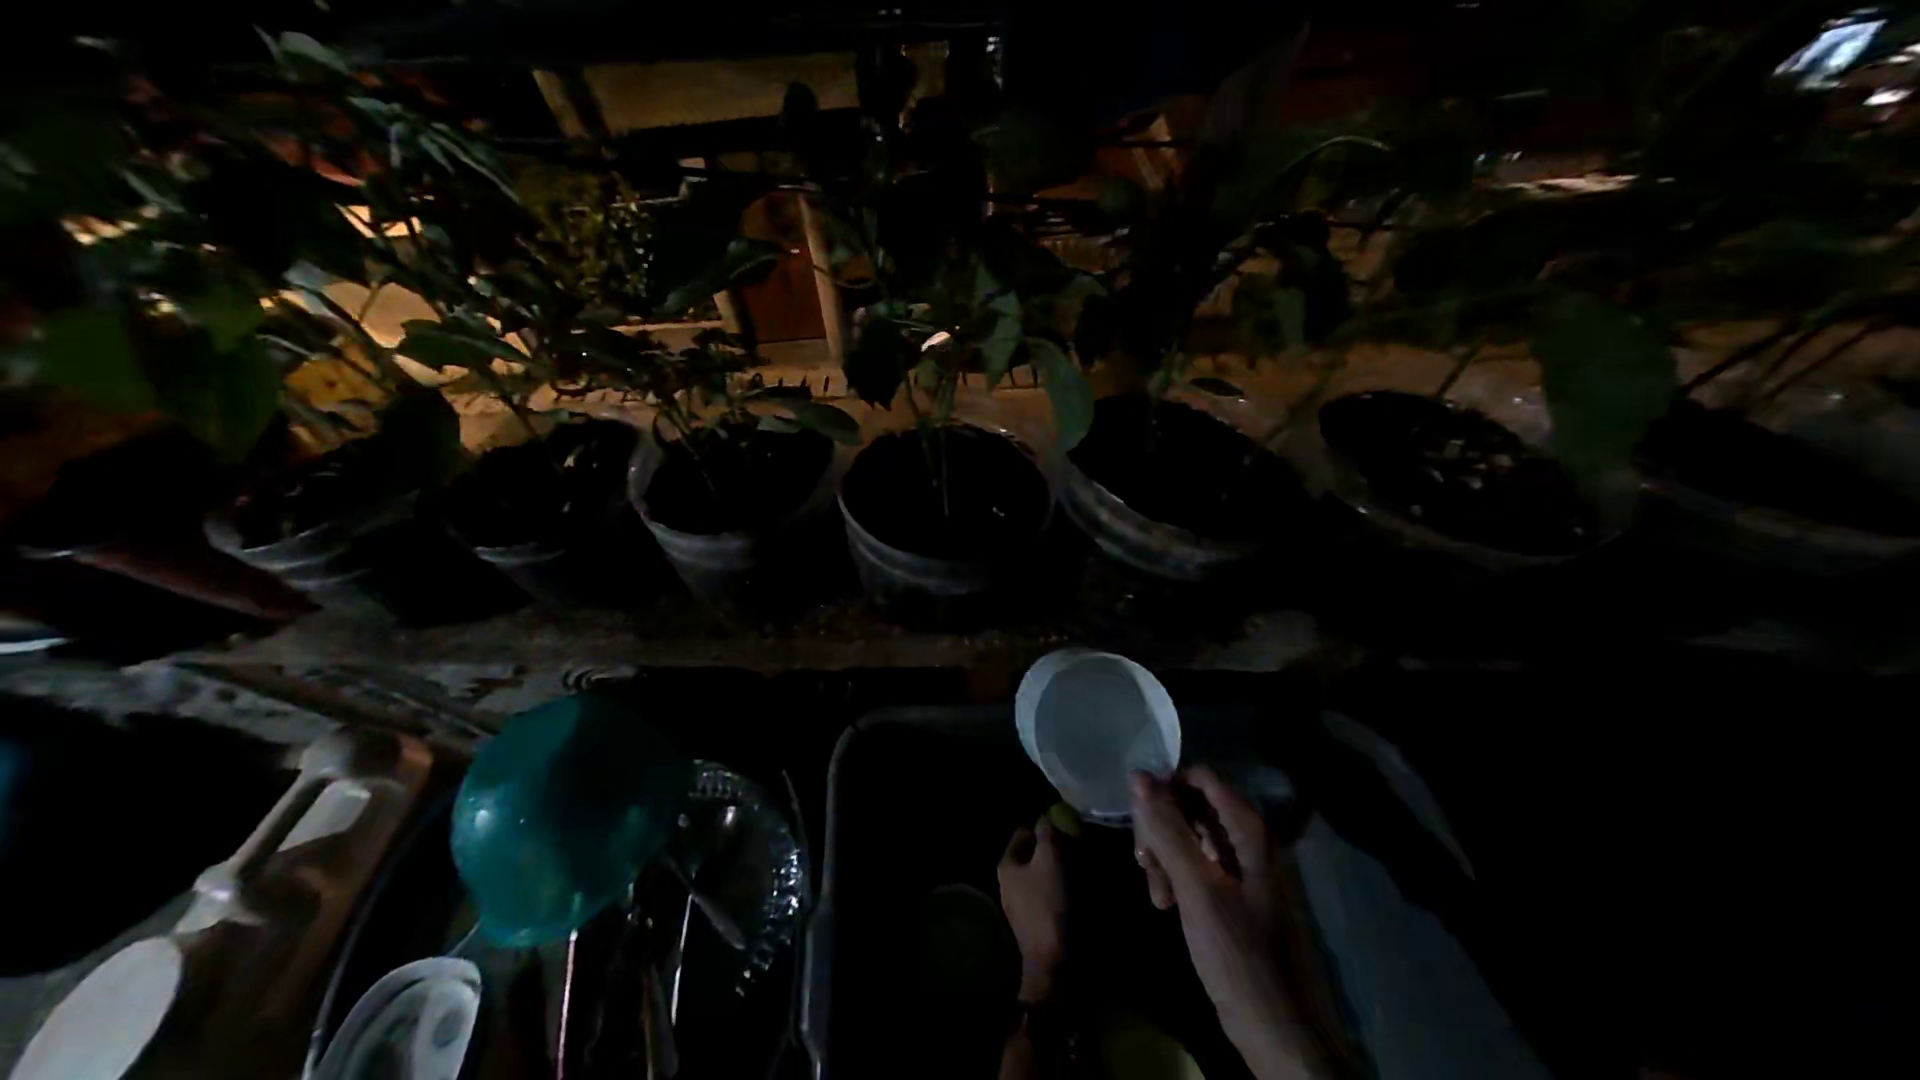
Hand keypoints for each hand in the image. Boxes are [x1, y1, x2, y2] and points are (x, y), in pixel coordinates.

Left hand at [998, 819, 1067, 1003]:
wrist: (1052, 961)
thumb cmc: (1048, 905)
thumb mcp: (1049, 862)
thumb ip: (1047, 835)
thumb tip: (1047, 816)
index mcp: (1007, 863)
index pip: (1024, 832)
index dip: (1044, 824)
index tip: (1067, 823)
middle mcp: (1009, 880)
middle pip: (1033, 852)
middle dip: (1054, 846)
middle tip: (1078, 842)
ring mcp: (1021, 901)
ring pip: (1042, 871)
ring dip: (1060, 865)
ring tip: (1082, 862)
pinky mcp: (1036, 917)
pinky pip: (1048, 891)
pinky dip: (1061, 884)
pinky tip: (1078, 886)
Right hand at [1130, 767, 1328, 1079]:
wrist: (1278, 1032)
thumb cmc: (1239, 956)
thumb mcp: (1197, 889)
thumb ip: (1168, 830)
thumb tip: (1138, 775)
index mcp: (1249, 831)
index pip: (1200, 778)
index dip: (1166, 789)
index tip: (1140, 819)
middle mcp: (1246, 840)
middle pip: (1191, 806)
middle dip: (1160, 829)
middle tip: (1143, 863)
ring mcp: (1240, 868)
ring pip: (1188, 837)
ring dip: (1163, 857)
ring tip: (1155, 894)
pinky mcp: (1231, 894)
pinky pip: (1194, 865)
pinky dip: (1175, 878)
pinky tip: (1164, 904)